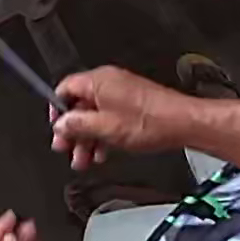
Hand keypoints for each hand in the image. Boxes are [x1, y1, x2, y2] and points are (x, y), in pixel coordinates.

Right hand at [49, 66, 200, 170]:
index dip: (57, 110)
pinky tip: (103, 153)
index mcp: (98, 80)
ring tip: (84, 160)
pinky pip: (109, 116)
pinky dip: (103, 134)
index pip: (65, 88)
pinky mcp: (132, 103)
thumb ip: (78, 125)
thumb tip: (61, 125)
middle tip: (67, 149)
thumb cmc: (149, 121)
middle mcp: (108, 82)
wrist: (182, 123)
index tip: (57, 129)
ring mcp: (121, 92)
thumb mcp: (105, 127)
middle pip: (79, 104)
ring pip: (94, 114)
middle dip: (72, 130)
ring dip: (87, 137)